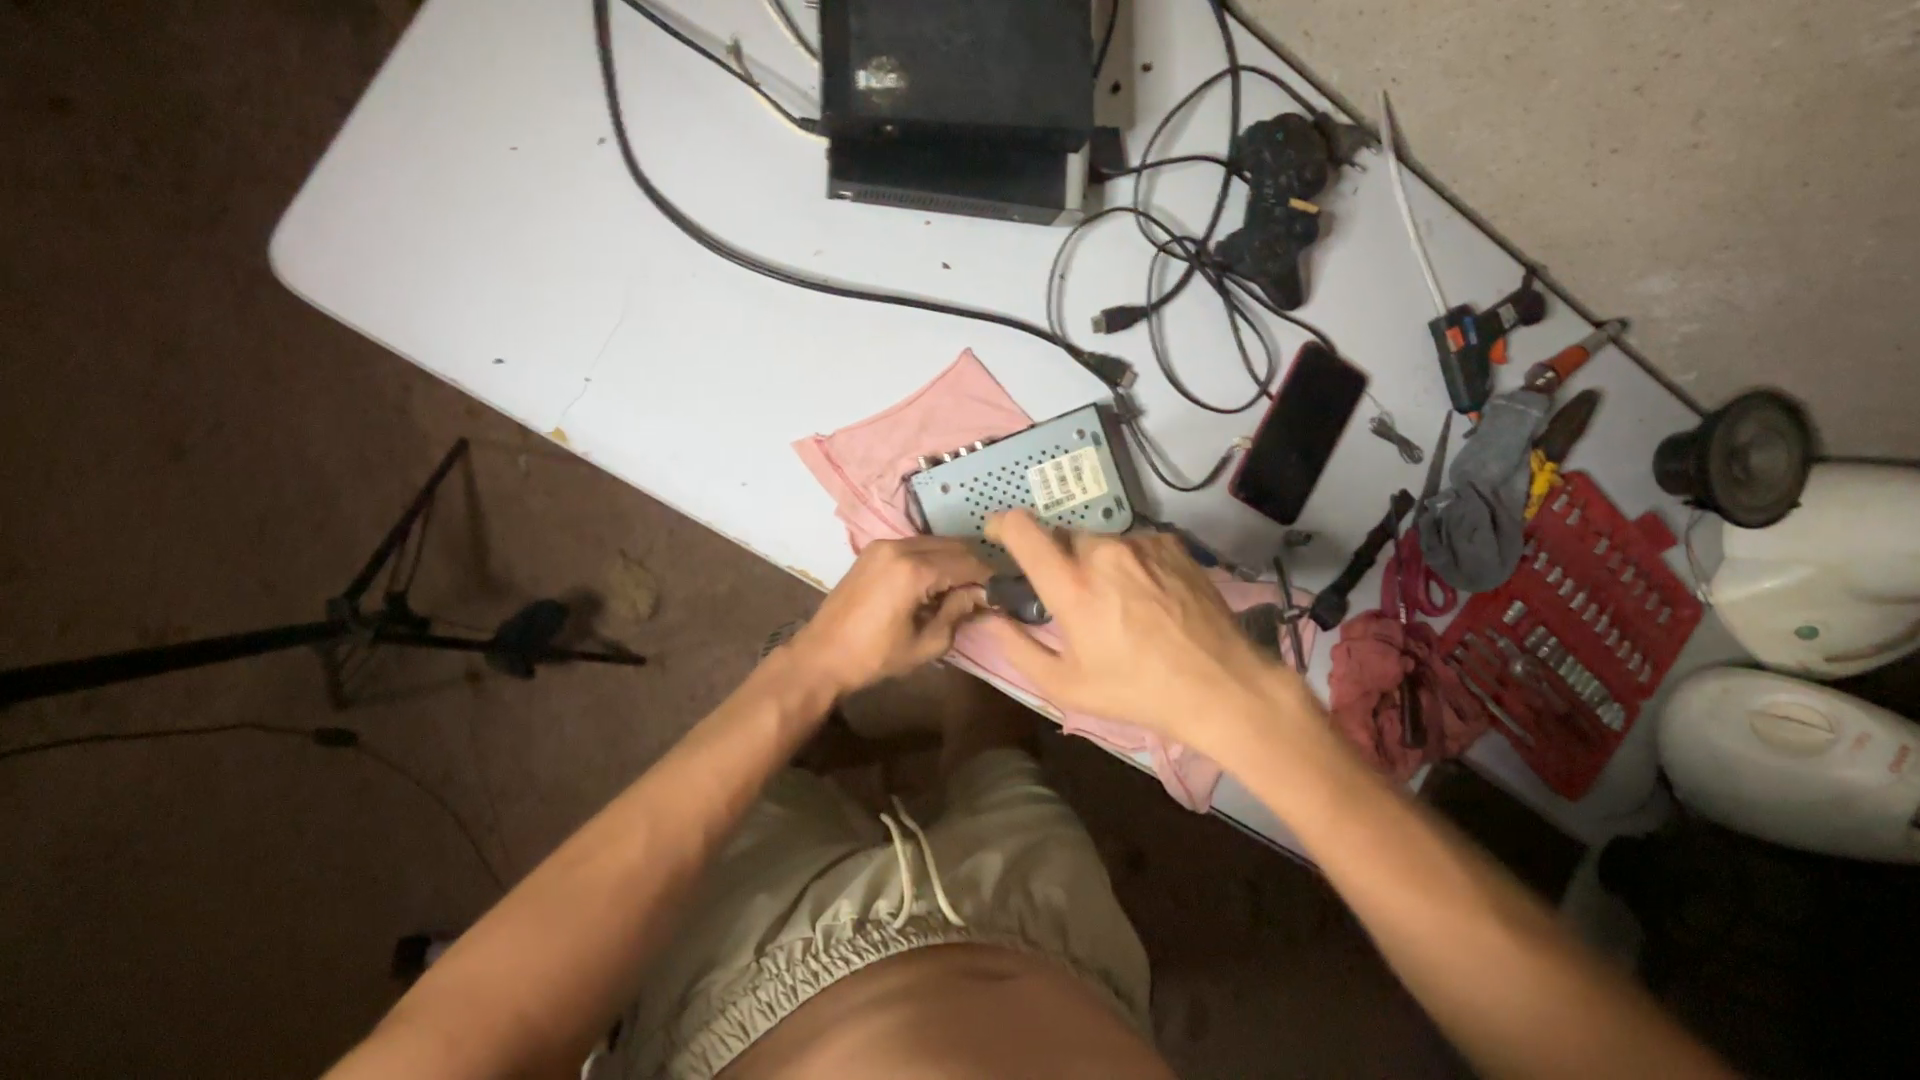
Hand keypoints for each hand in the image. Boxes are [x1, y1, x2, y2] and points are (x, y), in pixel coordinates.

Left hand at [784, 537, 991, 696]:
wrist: (821, 655)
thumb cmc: (874, 657)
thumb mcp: (926, 644)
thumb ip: (957, 613)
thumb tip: (981, 596)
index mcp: (914, 570)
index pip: (967, 564)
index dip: (988, 579)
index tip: (1001, 594)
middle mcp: (899, 547)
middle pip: (953, 546)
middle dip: (973, 567)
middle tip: (984, 593)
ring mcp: (883, 545)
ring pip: (934, 542)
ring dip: (952, 560)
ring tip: (960, 590)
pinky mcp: (872, 550)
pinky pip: (914, 546)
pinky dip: (931, 558)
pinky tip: (933, 584)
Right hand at [978, 511, 1305, 753]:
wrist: (1220, 684)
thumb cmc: (1136, 691)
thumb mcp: (1066, 685)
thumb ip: (1017, 648)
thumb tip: (988, 619)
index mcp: (1071, 585)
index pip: (1022, 529)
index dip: (1002, 525)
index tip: (998, 535)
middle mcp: (1103, 552)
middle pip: (1062, 538)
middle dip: (1059, 561)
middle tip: (1074, 598)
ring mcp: (1142, 544)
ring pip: (1101, 543)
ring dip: (1097, 564)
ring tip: (1120, 604)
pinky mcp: (1172, 545)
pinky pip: (1135, 545)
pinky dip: (1131, 564)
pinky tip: (1149, 598)